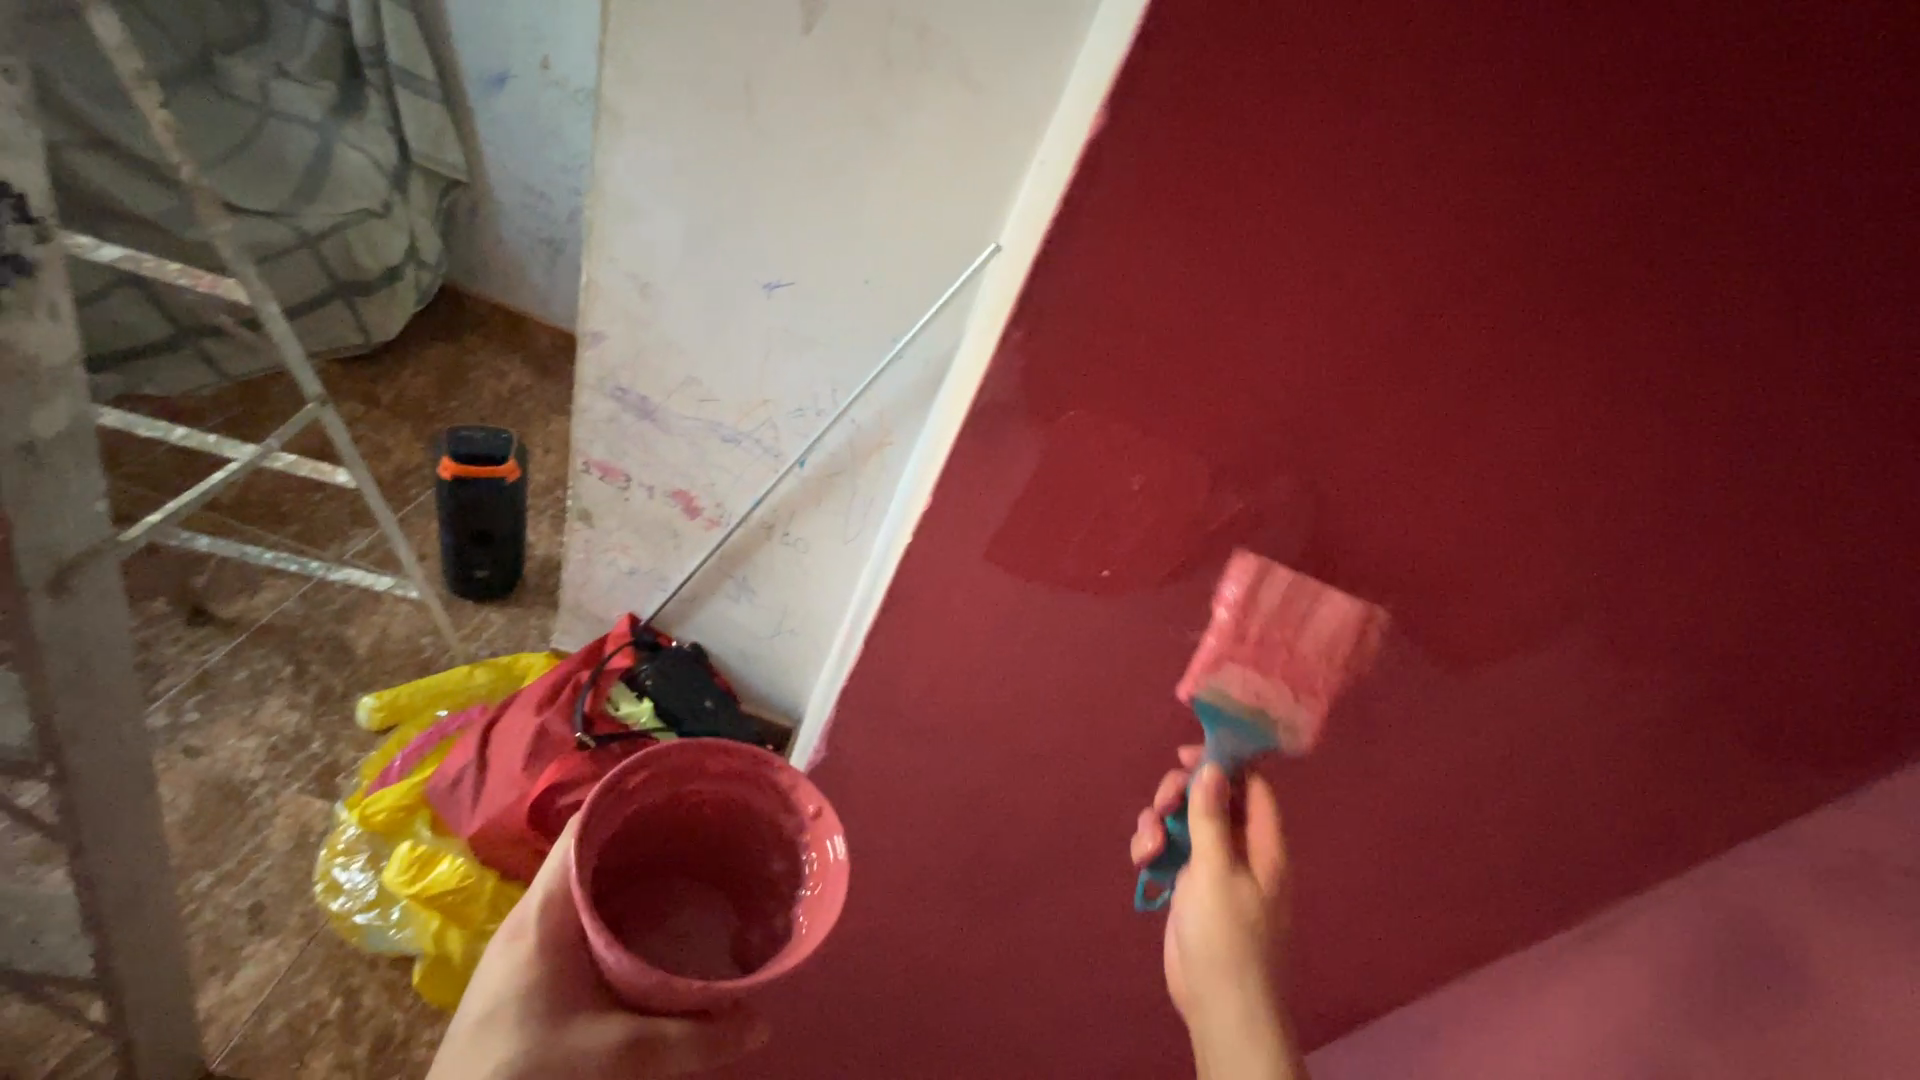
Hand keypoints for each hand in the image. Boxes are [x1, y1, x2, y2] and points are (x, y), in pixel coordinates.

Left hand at [428, 817, 768, 1079]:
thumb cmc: (528, 1073)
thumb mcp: (620, 1058)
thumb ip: (694, 1037)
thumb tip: (761, 1021)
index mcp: (547, 908)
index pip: (585, 822)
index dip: (634, 800)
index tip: (684, 798)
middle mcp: (532, 913)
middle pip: (590, 848)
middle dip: (645, 837)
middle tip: (703, 837)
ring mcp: (522, 943)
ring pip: (583, 884)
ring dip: (629, 874)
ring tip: (685, 874)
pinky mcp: (523, 972)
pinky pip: (576, 916)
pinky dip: (613, 909)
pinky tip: (646, 932)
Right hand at [1131, 746, 1301, 1078]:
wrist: (1220, 1006)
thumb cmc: (1228, 937)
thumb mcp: (1217, 871)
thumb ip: (1213, 817)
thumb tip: (1212, 766)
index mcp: (1263, 844)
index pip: (1251, 786)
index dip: (1222, 763)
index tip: (1185, 754)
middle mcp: (1241, 850)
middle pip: (1211, 799)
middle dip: (1181, 794)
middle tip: (1163, 804)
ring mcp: (1213, 868)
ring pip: (1185, 823)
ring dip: (1161, 823)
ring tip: (1148, 847)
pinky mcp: (1189, 887)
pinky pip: (1171, 850)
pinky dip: (1154, 848)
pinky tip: (1143, 862)